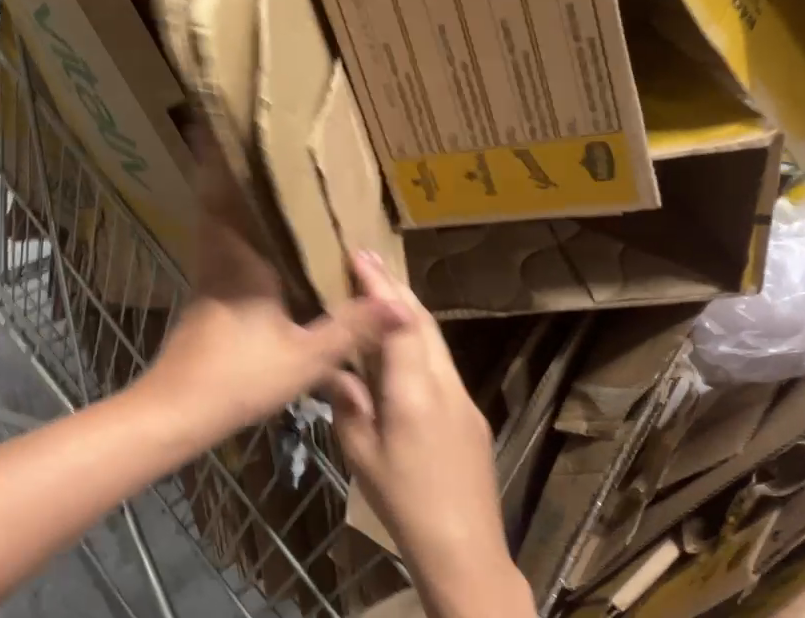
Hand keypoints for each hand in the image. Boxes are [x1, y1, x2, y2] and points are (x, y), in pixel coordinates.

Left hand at [142, 136, 408, 434]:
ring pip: (213, 223)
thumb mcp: (305, 358)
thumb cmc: (237, 377)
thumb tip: (399, 301)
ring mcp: (207, 277)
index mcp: (237, 261)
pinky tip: (254, 238)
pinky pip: (218, 245)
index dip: (217, 157)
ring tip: (249, 172)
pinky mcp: (206, 296)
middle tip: (238, 135)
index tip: (213, 120)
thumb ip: (350, 328)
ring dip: (224, 195)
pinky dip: (230, 227)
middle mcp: (217, 258)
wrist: (178, 406)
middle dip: (221, 167)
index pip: (224, 195)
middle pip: (215, 201)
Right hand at [328, 251, 531, 617]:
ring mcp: (463, 401)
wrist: (465, 549)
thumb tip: (334, 370)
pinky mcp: (469, 417)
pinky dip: (416, 339)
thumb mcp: (359, 451)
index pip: (398, 323)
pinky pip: (439, 364)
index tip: (358, 255)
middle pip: (424, 323)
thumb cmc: (402, 500)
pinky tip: (396, 343)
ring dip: (407, 311)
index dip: (379, 286)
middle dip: (395, 288)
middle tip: (366, 259)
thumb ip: (346, 402)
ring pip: (435, 342)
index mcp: (414, 392)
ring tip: (377, 290)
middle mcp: (445, 387)